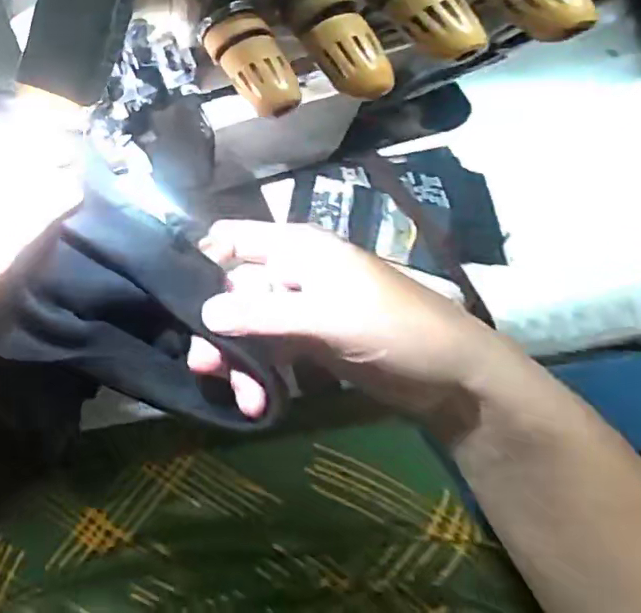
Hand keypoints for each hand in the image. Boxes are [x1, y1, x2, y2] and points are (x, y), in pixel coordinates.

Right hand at [186, 220, 527, 440]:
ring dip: (236, 360)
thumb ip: (263, 314)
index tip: (180, 297)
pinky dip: (256, 374)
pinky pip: (264, 352)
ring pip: (243, 325)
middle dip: (215, 328)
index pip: (229, 239)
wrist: (460, 381)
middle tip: (202, 364)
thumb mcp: (327, 317)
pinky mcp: (303, 341)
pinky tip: (258, 401)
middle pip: (230, 290)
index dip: (202, 261)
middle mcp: (287, 271)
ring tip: (241, 395)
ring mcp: (294, 307)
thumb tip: (203, 315)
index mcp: (293, 247)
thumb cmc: (396, 327)